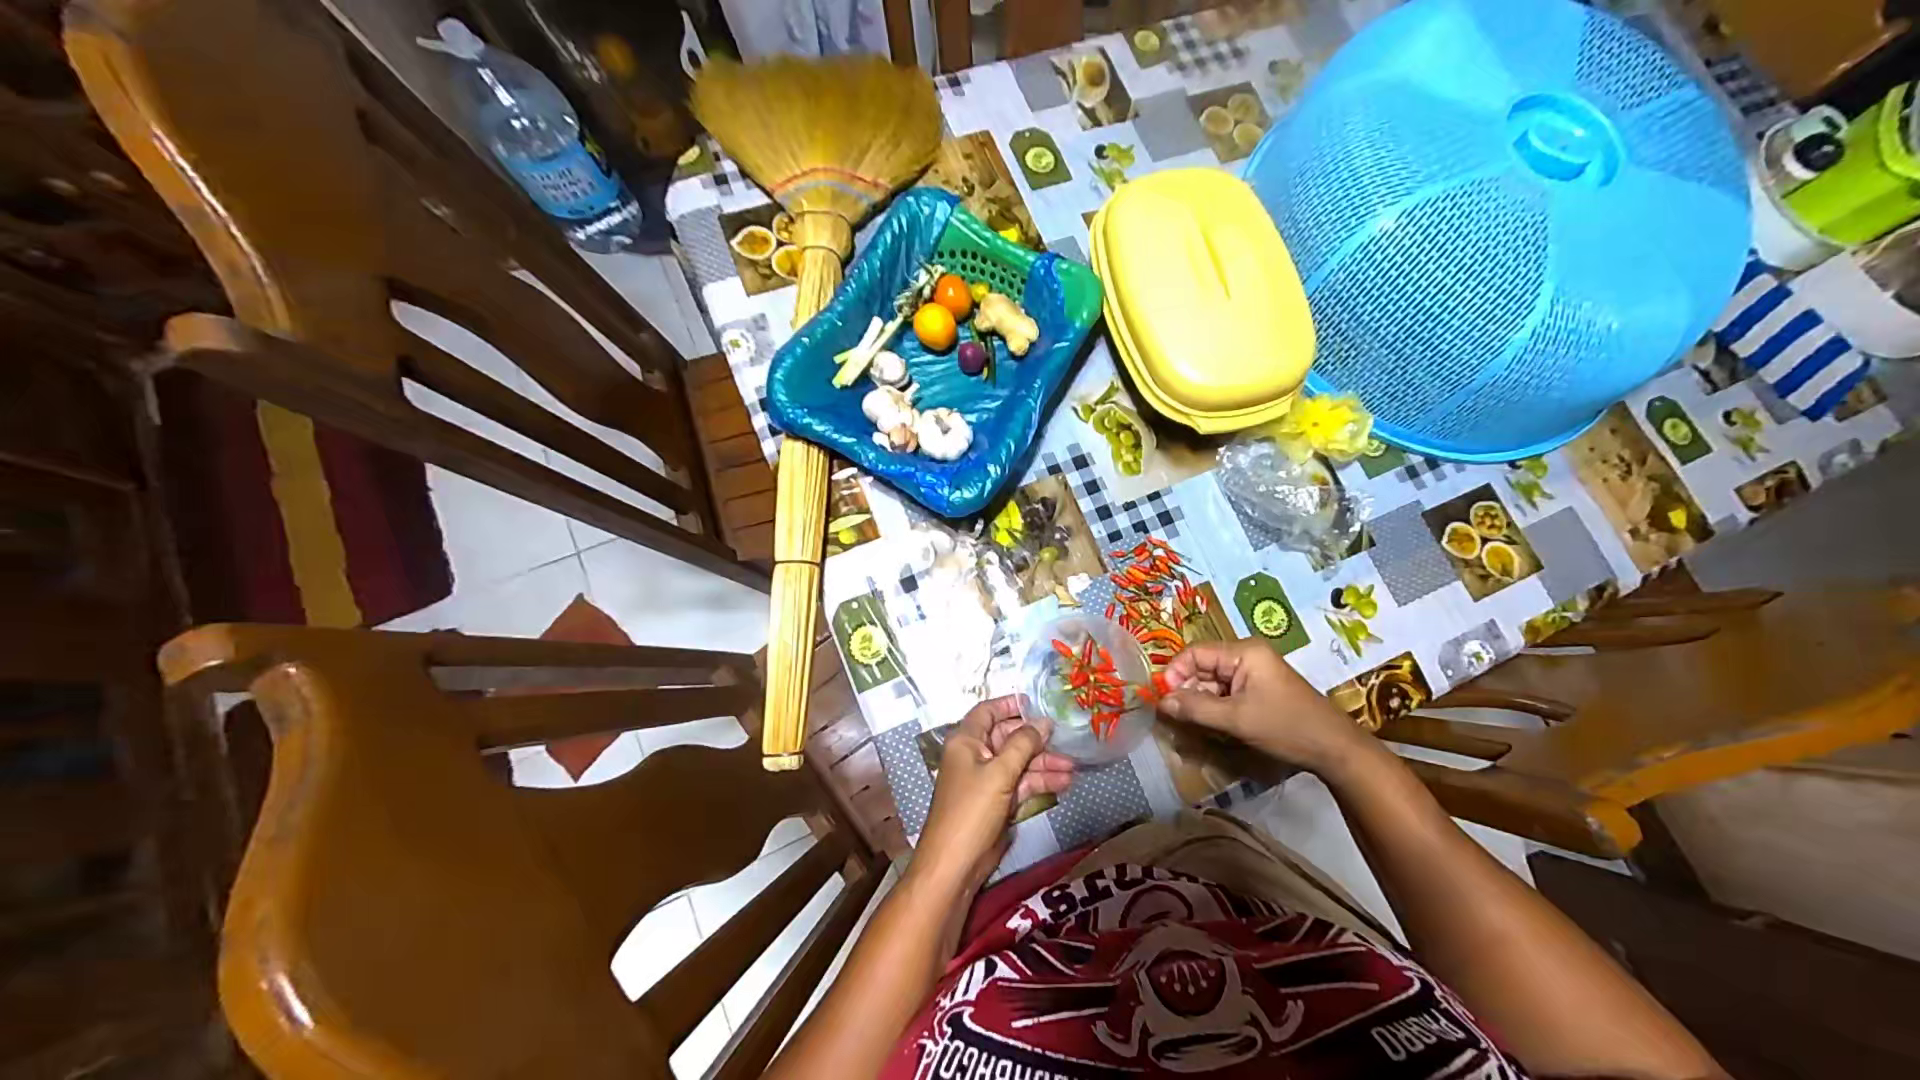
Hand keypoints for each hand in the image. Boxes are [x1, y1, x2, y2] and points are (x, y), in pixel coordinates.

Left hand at [914, 696, 1073, 893]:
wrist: (956, 864)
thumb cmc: (971, 810)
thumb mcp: (999, 773)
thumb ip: (1023, 744)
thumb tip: (1043, 722)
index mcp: (966, 741)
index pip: (987, 712)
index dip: (1010, 704)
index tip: (1037, 703)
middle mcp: (975, 755)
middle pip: (1009, 737)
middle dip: (1036, 740)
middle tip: (1066, 740)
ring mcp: (987, 779)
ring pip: (1019, 762)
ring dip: (1044, 763)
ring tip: (1073, 768)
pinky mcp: (998, 802)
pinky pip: (1022, 784)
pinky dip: (1041, 782)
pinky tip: (1064, 783)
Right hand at [1159, 640, 1371, 773]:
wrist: (1335, 749)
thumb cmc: (1286, 727)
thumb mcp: (1236, 719)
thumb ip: (1196, 708)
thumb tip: (1161, 702)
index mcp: (1244, 651)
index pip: (1195, 652)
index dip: (1176, 673)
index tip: (1165, 698)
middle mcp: (1247, 655)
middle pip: (1203, 666)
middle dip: (1187, 689)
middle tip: (1176, 715)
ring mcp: (1254, 673)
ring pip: (1212, 681)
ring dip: (1200, 701)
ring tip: (1193, 723)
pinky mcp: (1258, 689)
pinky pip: (1226, 692)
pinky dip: (1215, 707)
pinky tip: (1212, 725)